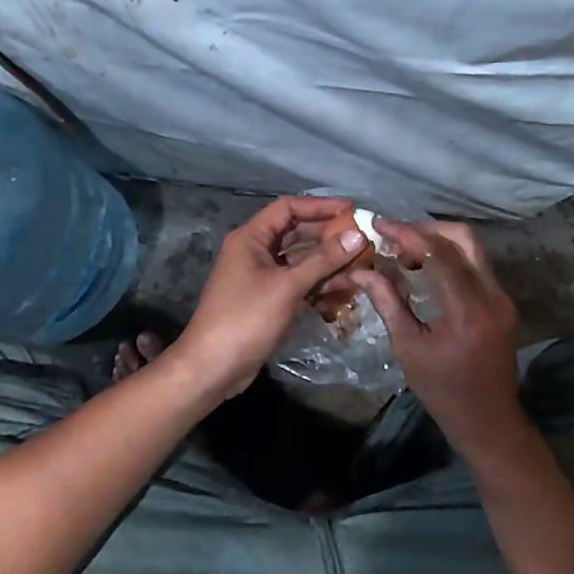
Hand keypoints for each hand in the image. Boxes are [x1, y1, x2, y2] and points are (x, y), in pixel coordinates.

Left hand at [172, 196, 367, 396]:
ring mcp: (261, 274)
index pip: (288, 207)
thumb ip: (323, 259)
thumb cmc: (246, 318)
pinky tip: (343, 283)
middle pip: (296, 230)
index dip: (320, 205)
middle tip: (361, 235)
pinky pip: (298, 278)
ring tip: (359, 258)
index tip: (351, 209)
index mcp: (251, 238)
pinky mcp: (268, 296)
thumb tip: (357, 235)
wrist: (213, 368)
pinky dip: (318, 278)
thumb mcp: (287, 286)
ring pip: (299, 256)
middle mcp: (255, 250)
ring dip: (327, 257)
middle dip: (328, 232)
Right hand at [352, 219, 522, 450]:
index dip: (406, 234)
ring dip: (440, 242)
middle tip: (396, 238)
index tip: (379, 223)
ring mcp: (503, 297)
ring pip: (474, 249)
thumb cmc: (441, 390)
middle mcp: (492, 295)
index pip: (437, 254)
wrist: (488, 418)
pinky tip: (428, 270)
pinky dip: (452, 259)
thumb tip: (361, 270)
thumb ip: (388, 302)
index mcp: (466, 310)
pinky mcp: (505, 301)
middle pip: (464, 239)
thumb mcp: (408, 348)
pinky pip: (478, 267)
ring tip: (407, 254)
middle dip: (427, 230)